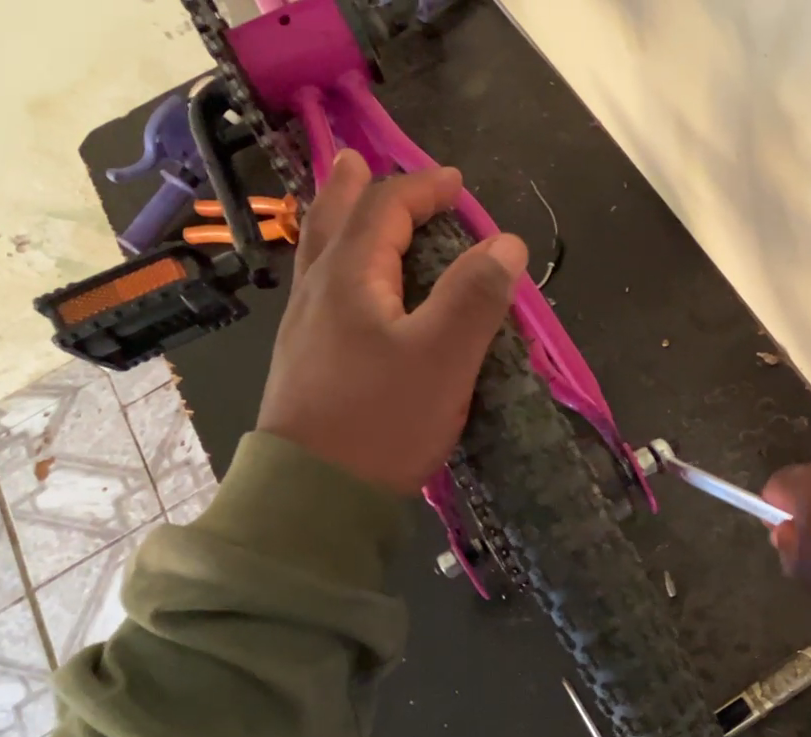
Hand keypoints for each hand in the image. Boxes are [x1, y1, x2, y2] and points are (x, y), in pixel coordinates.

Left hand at [258, 150, 528, 493]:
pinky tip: (344, 290)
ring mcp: (304, 329)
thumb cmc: (383, 420)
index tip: (458, 186)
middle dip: (358, 190)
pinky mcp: (305, 365)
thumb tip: (506, 243)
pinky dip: (336, 267)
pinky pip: (320, 293)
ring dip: (338, 222)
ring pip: (319, 256)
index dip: (423, 189)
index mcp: (352, 278)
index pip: (385, 210)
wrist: (315, 495)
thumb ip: (475, 296)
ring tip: (345, 205)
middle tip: (368, 166)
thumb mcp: (443, 358)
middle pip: (334, 222)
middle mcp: (319, 292)